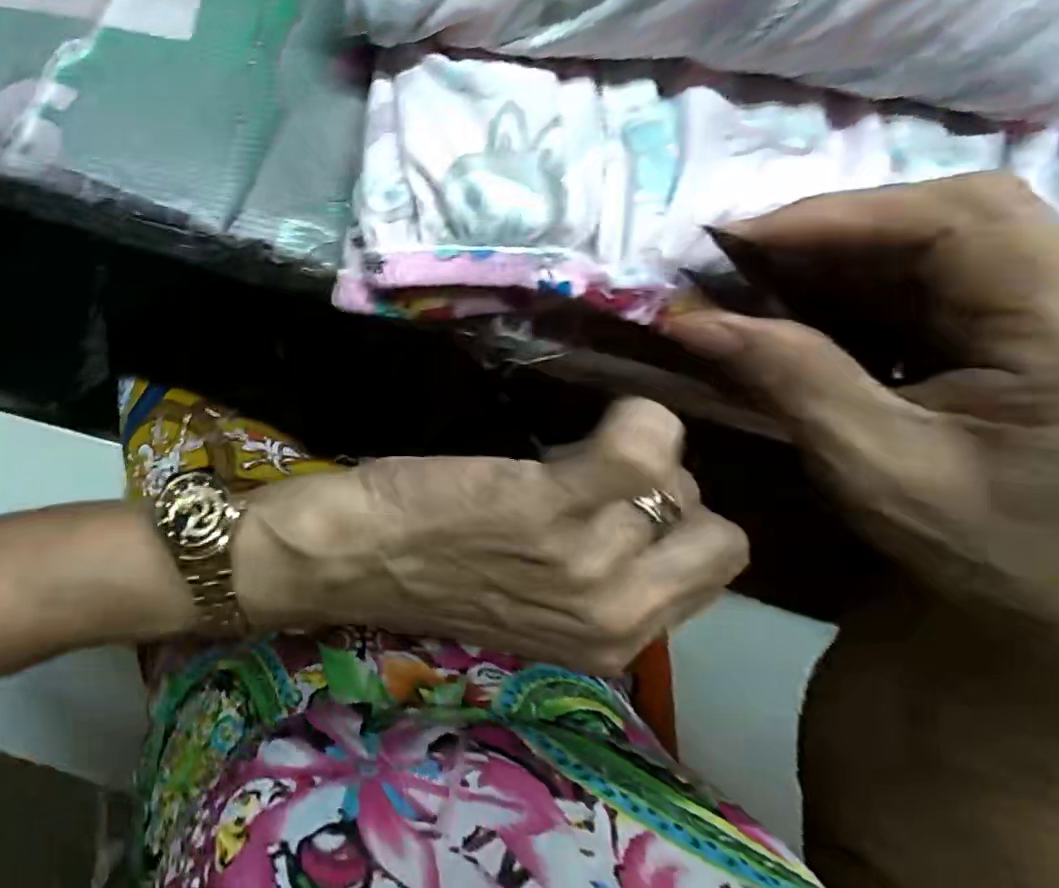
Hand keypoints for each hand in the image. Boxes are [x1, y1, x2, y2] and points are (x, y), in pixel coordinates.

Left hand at [233, 398, 747, 674]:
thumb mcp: (522, 600)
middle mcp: (616, 614)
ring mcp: (588, 560)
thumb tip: (632, 520)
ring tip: (568, 455)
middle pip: (714, 541)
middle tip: (597, 477)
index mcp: (610, 643)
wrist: (343, 556)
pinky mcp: (551, 503)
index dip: (666, 532)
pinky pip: (641, 446)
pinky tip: (608, 416)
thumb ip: (583, 580)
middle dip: (667, 500)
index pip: (703, 581)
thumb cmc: (415, 567)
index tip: (617, 505)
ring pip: (680, 489)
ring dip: (636, 460)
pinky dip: (638, 421)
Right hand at [664, 173, 1058, 650]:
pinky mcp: (1038, 333)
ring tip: (749, 285)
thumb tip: (684, 318)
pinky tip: (801, 311)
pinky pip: (940, 279)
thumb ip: (789, 378)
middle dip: (829, 229)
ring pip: (944, 241)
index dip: (839, 212)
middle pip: (956, 213)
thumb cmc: (997, 548)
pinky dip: (857, 285)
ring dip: (836, 256)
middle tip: (730, 261)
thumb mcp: (878, 466)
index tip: (733, 240)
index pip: (963, 217)